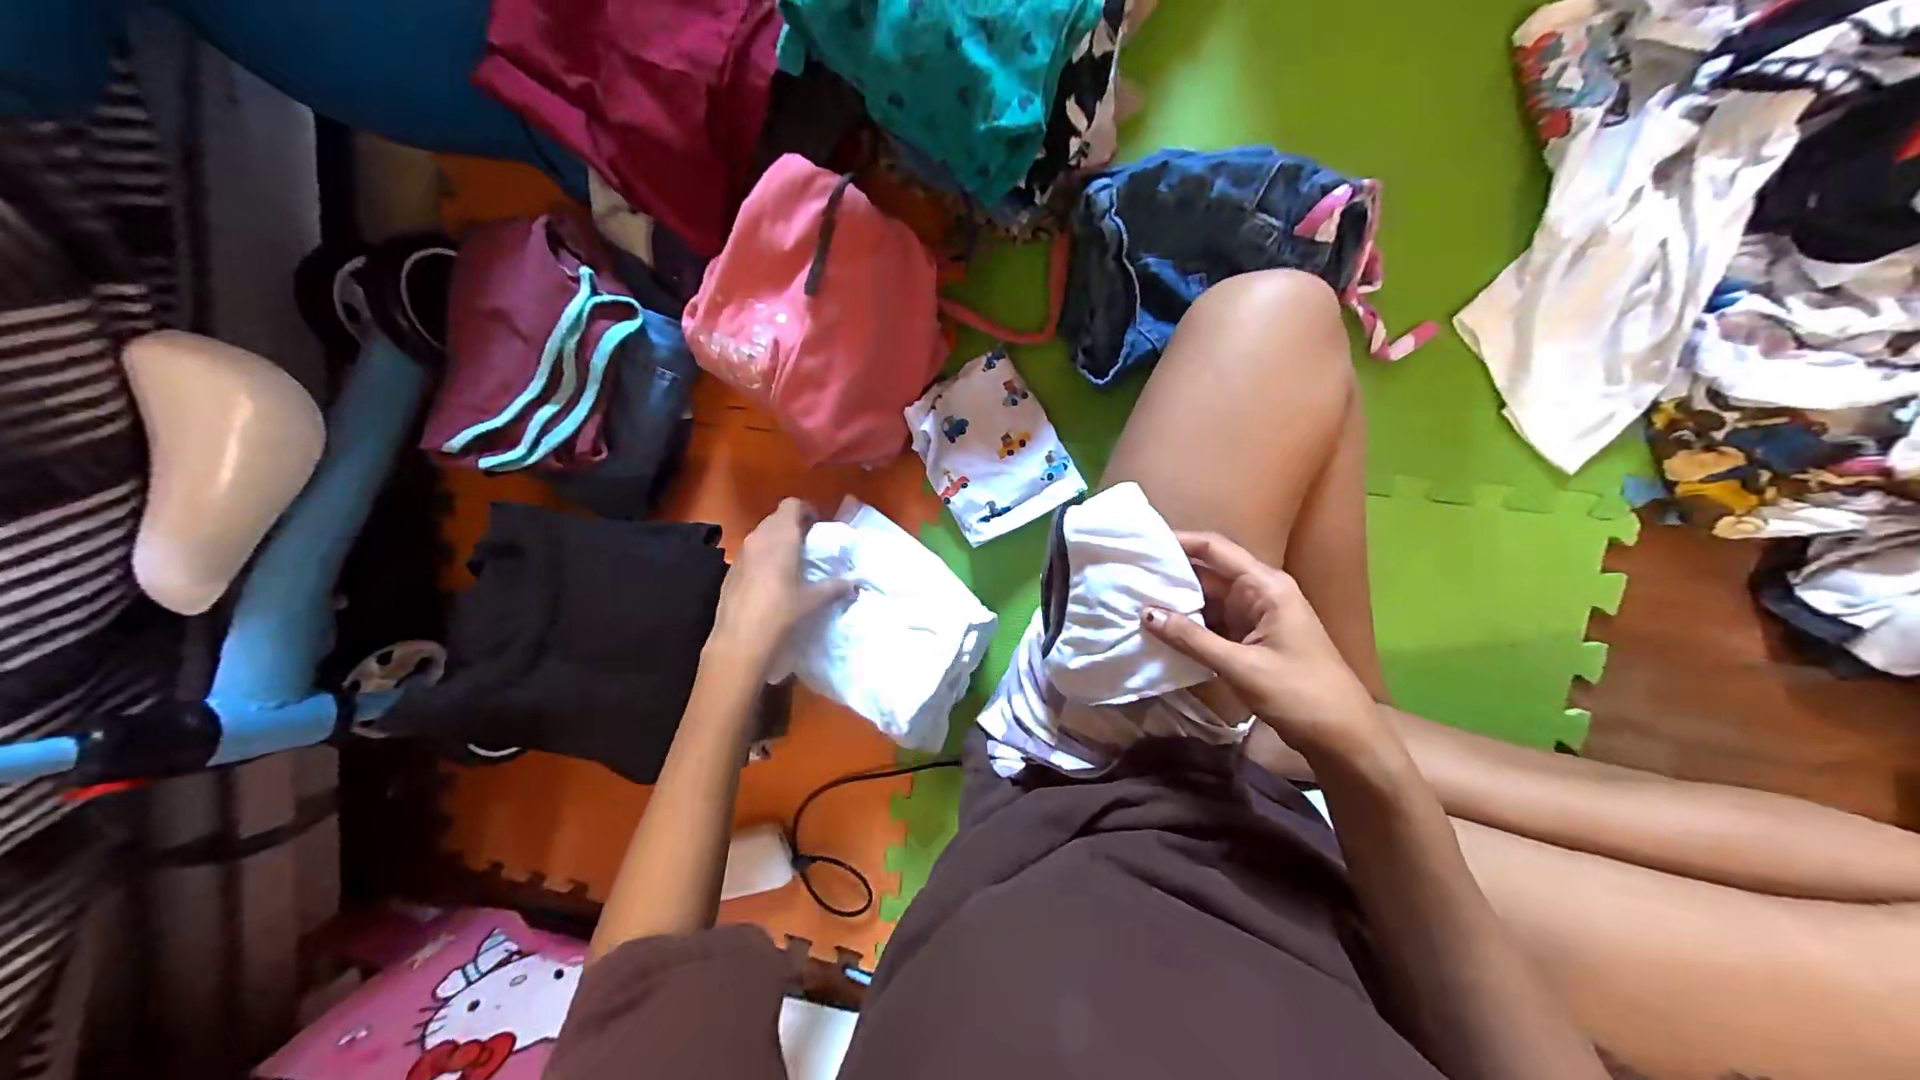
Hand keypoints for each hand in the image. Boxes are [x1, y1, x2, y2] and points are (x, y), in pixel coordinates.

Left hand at [707, 499, 845, 674]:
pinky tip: (771, 581)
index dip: (806, 511)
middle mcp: (758, 538)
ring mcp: (741, 553)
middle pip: (776, 518)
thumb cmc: (781, 613)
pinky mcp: (731, 571)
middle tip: (809, 545)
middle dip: (793, 526)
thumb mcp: (813, 600)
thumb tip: (853, 583)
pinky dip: (763, 557)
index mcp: (781, 537)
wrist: (740, 641)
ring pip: (761, 535)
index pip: (792, 505)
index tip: (817, 526)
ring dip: (777, 541)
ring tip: (792, 562)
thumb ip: (834, 587)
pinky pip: (750, 553)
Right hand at [1142, 531, 1387, 764]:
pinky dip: (1187, 626)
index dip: (1179, 541)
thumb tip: (1145, 613)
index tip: (1142, 543)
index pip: (1215, 550)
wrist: (1343, 736)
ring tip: (1133, 599)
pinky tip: (1158, 629)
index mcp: (1266, 587)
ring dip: (1176, 602)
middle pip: (1207, 574)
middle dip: (1170, 574)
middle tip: (1128, 574)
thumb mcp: (1242, 666)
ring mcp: (1254, 617)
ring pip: (1207, 600)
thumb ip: (1192, 638)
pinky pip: (1211, 624)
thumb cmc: (1300, 694)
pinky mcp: (1249, 640)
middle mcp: (1259, 594)